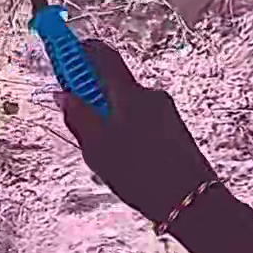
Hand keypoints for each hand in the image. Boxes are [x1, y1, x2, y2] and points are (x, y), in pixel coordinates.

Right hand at [59, 41, 216, 222]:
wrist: (192, 203)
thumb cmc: (141, 174)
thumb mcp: (97, 147)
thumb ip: (77, 115)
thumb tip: (62, 93)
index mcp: (129, 93)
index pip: (102, 54)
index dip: (78, 50)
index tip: (61, 56)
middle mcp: (149, 94)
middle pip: (111, 81)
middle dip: (88, 93)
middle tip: (73, 117)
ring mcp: (163, 111)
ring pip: (123, 103)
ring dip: (105, 116)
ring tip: (99, 151)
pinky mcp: (172, 128)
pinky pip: (138, 118)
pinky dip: (122, 127)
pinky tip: (121, 158)